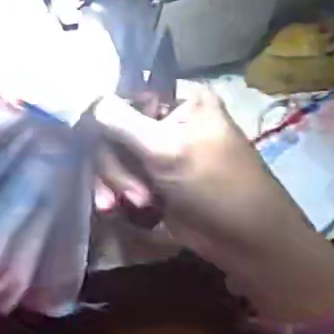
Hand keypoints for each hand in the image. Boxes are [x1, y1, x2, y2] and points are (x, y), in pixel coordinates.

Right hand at [88, 86, 333, 320]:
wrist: (247, 244)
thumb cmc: (217, 188)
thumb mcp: (168, 150)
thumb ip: (122, 121)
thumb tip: (86, 100)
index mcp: (180, 98)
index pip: (125, 89)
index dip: (102, 111)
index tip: (86, 133)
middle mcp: (166, 117)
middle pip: (111, 126)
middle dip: (113, 162)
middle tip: (131, 191)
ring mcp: (156, 148)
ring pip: (110, 153)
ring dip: (114, 181)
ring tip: (132, 204)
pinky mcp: (149, 176)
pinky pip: (116, 174)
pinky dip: (113, 191)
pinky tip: (113, 208)